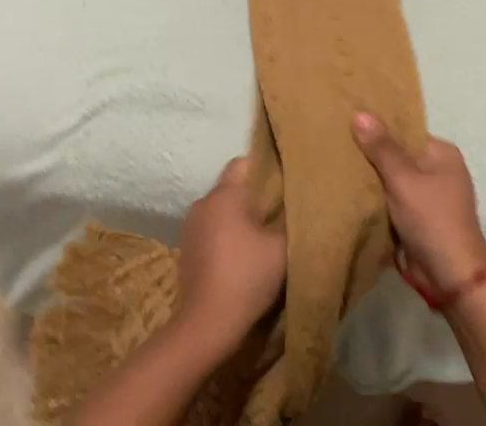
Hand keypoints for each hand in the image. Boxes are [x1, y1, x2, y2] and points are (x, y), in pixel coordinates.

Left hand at [174, 157, 286, 353]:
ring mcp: (190, 227)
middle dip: (255, 196)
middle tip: (280, 211)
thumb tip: (299, 201)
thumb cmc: (247, 276)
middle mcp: (202, 203)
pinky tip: (241, 256)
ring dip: (239, 219)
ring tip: (263, 237)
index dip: (266, 167)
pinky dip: (226, 237)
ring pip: (221, 210)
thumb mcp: (283, 246)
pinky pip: (211, 230)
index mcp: (223, 194)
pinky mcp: (186, 250)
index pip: (243, 162)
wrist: (207, 323)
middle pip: (232, 188)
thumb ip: (292, 218)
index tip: (285, 181)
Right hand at [351, 112, 485, 292]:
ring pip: (393, 179)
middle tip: (337, 143)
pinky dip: (376, 198)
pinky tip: (349, 191)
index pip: (405, 131)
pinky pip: (392, 200)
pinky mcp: (418, 218)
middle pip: (398, 155)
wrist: (450, 276)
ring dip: (371, 179)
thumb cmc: (431, 219)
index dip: (379, 128)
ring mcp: (429, 196)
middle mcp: (438, 170)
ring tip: (337, 164)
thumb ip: (381, 148)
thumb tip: (360, 113)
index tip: (349, 122)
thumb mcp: (403, 179)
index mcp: (442, 154)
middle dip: (372, 154)